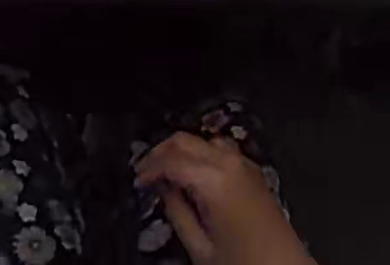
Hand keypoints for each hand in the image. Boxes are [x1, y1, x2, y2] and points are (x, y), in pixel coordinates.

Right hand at [135, 133, 316, 264]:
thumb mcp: (201, 249)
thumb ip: (178, 213)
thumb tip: (164, 188)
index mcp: (214, 181)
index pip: (172, 160)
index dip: (150, 166)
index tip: (138, 179)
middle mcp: (228, 162)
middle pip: (185, 140)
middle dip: (161, 151)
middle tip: (146, 171)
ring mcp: (243, 162)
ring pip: (201, 139)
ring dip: (181, 149)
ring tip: (166, 170)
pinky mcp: (252, 169)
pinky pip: (219, 148)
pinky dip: (200, 152)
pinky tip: (193, 172)